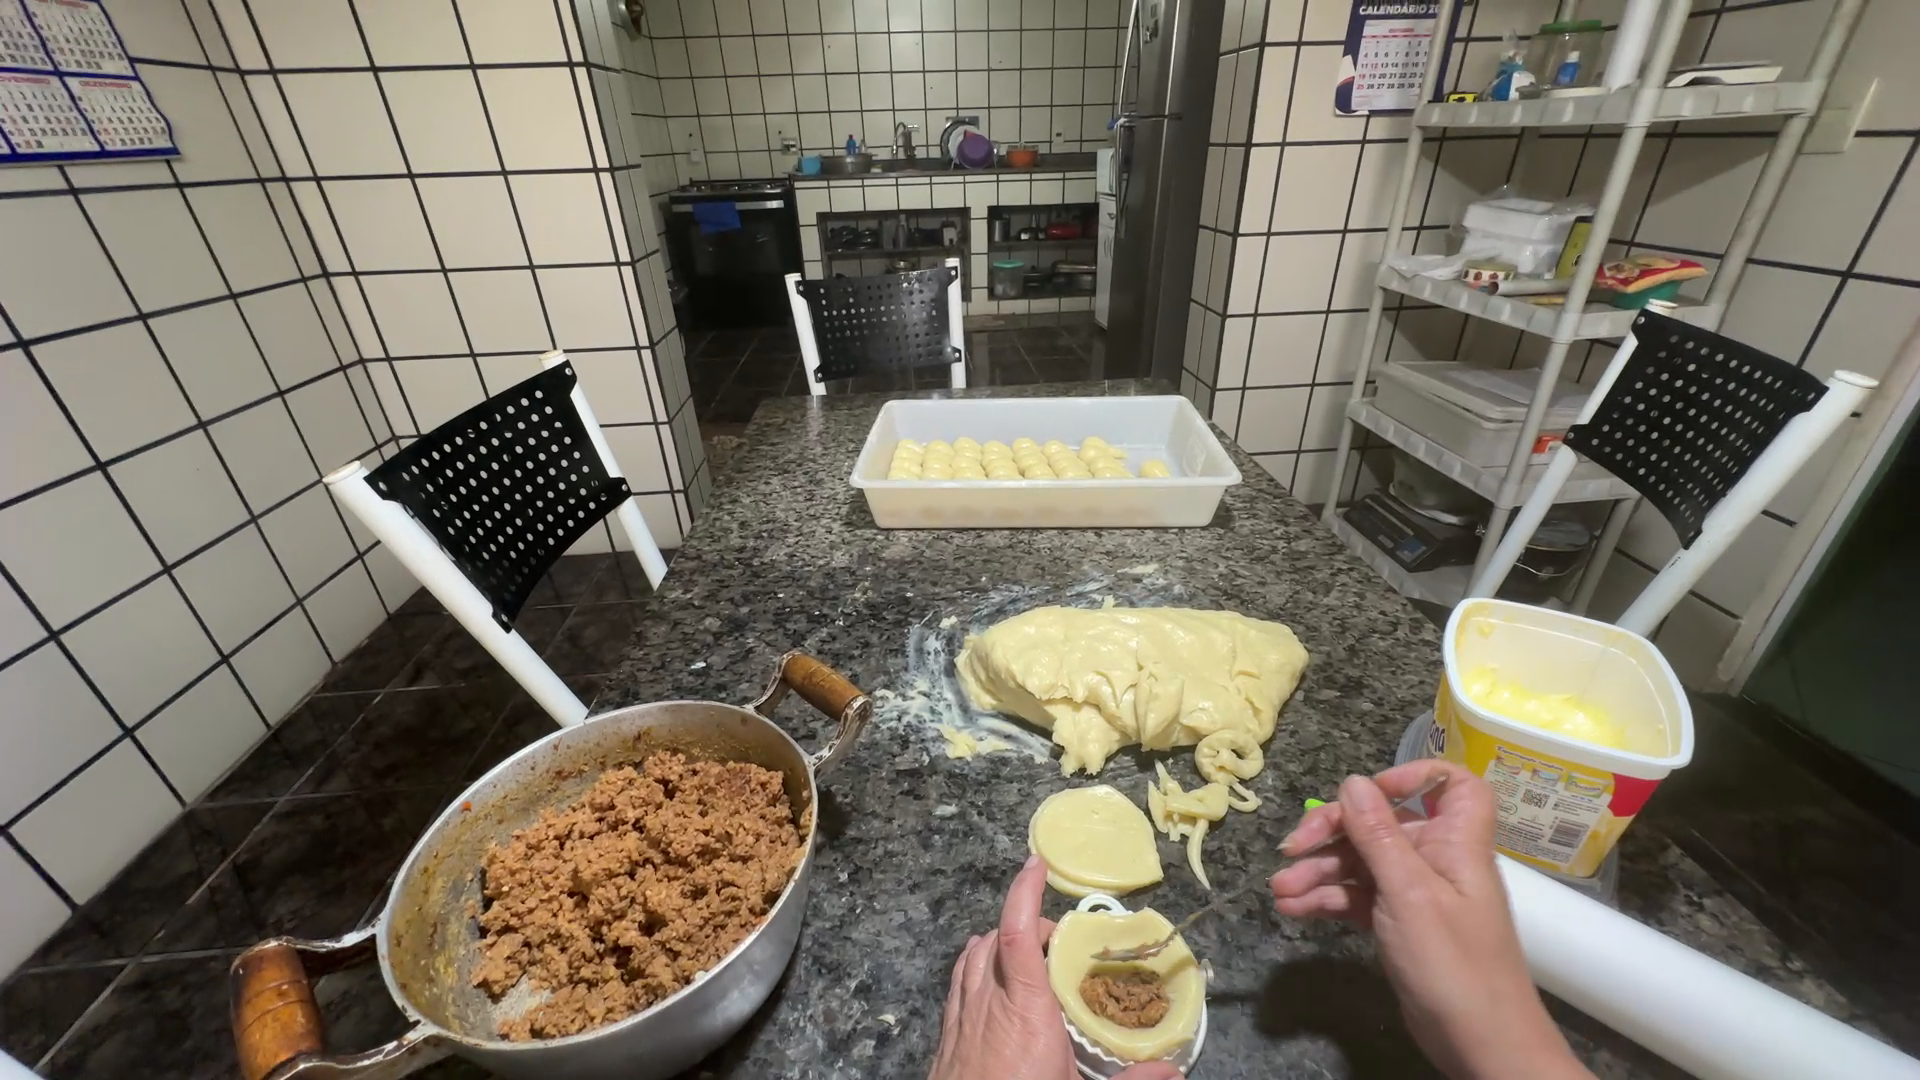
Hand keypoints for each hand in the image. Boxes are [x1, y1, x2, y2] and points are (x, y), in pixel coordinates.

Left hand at [929, 855, 1184, 1079]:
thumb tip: (1174, 1069)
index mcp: (1024, 1009)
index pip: (1017, 931)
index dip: (1024, 891)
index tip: (1037, 863)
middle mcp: (987, 1001)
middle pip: (997, 937)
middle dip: (1027, 927)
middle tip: (1059, 947)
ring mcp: (962, 1016)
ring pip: (974, 954)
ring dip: (999, 943)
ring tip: (1028, 957)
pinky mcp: (947, 1034)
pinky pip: (959, 980)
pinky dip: (976, 966)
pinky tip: (988, 980)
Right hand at [1269, 762, 1592, 1079]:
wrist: (1483, 1051)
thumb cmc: (1453, 965)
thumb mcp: (1409, 894)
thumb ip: (1378, 835)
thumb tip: (1353, 781)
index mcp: (1453, 844)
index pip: (1454, 786)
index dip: (1413, 776)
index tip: (1368, 791)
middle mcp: (1433, 860)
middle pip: (1378, 822)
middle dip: (1330, 832)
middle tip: (1292, 849)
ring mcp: (1413, 892)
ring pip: (1357, 860)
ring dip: (1316, 871)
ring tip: (1280, 891)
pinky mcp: (1395, 921)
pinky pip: (1353, 894)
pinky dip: (1323, 899)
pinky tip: (1293, 909)